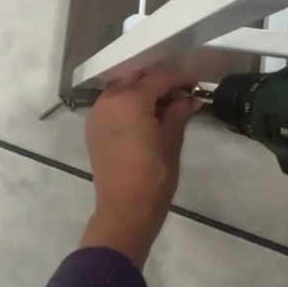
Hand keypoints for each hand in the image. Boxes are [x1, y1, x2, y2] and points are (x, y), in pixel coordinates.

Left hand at [80, 69, 200, 265]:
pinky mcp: (92, 128)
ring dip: (139, 91)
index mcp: (129, 100)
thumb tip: (189, 99)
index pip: (157, 80)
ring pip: (119, 89)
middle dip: (156, 81)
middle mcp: (108, 101)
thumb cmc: (153, 175)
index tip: (195, 83)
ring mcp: (96, 114)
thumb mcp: (171, 141)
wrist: (125, 207)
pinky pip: (110, 105)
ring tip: (162, 104)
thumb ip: (178, 113)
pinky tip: (143, 115)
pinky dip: (126, 103)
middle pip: (134, 79)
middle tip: (178, 92)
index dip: (178, 80)